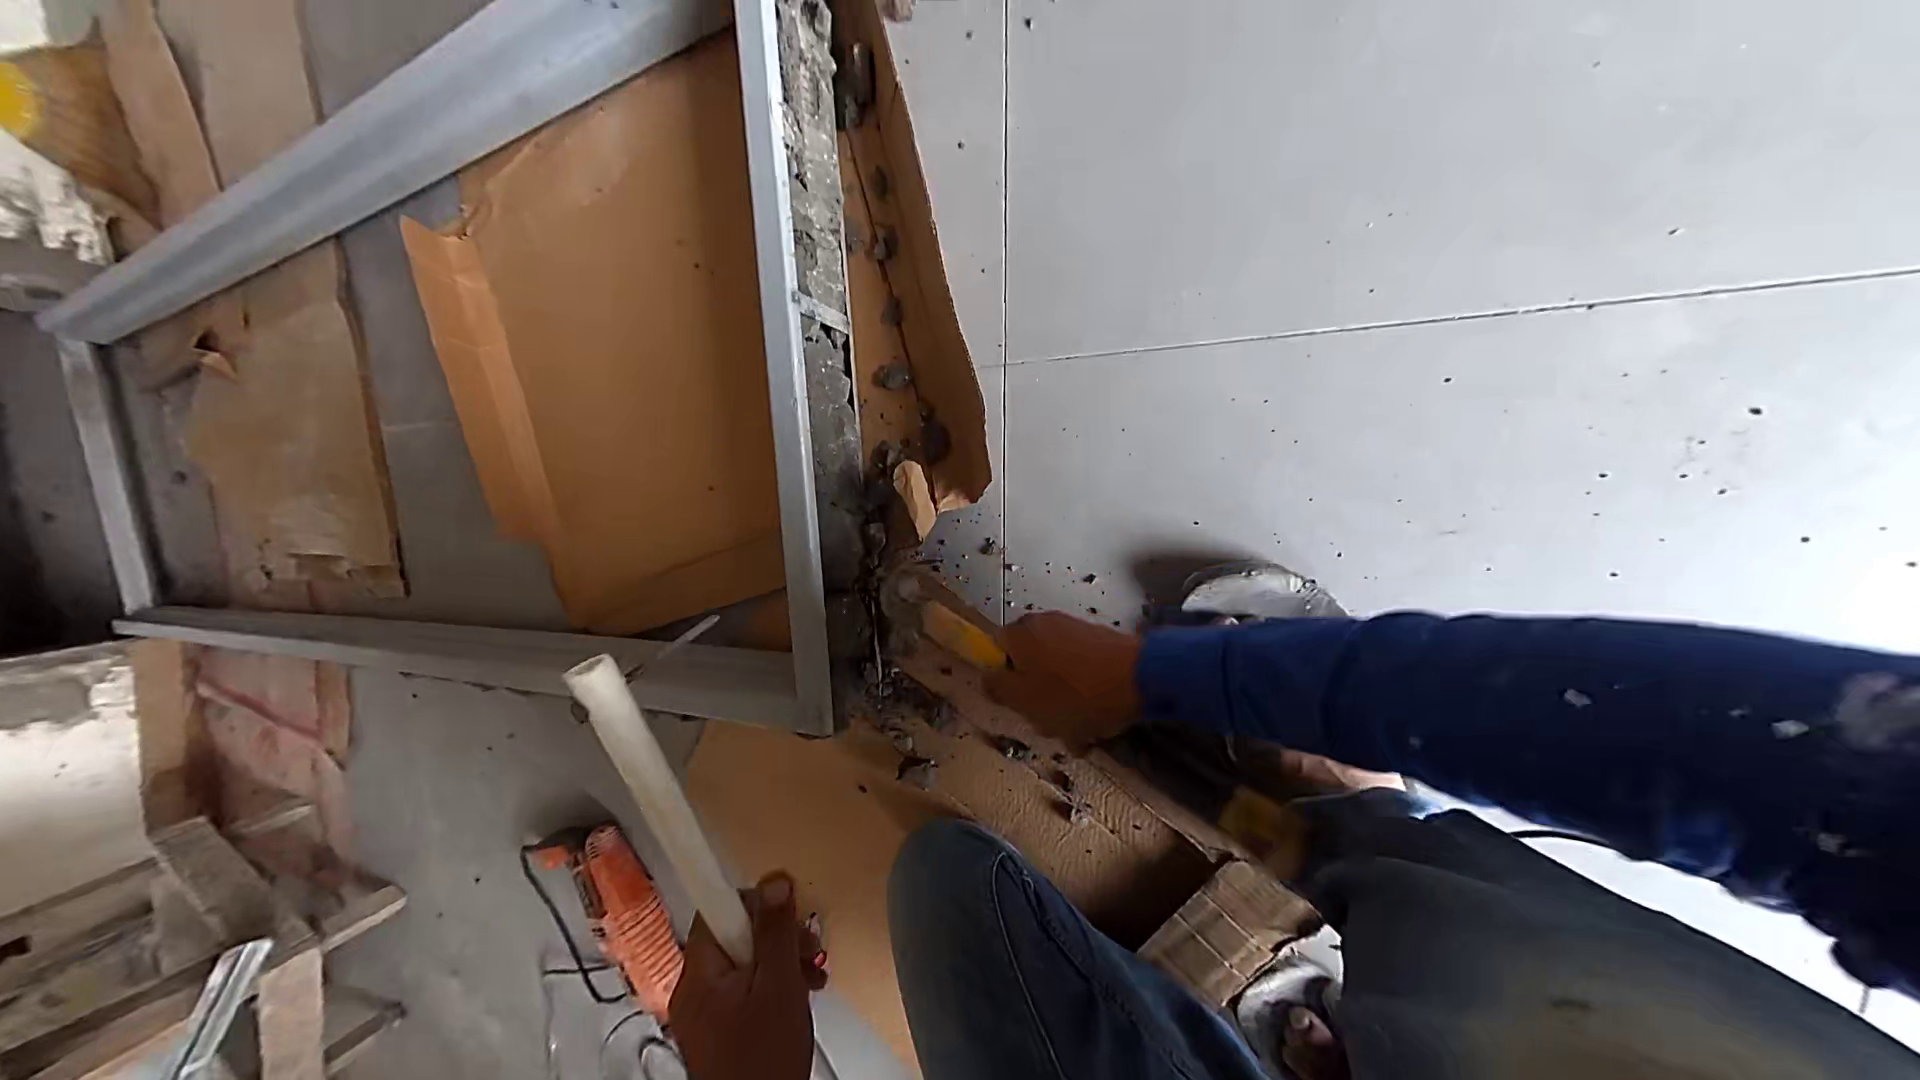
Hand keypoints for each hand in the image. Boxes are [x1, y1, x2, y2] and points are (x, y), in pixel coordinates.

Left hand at [670, 874, 825, 1079]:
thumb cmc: (764, 1059)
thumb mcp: (780, 985)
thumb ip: (776, 931)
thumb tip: (774, 882)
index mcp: (700, 973)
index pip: (714, 908)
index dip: (749, 900)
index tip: (778, 903)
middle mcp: (695, 988)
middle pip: (734, 934)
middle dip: (775, 934)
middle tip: (806, 945)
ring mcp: (705, 1010)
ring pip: (744, 960)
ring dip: (781, 958)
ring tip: (810, 972)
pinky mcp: (719, 1028)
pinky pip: (745, 986)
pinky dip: (773, 982)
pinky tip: (800, 991)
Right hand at [986, 612, 1142, 749]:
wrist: (1141, 678)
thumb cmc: (1075, 693)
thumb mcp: (1024, 700)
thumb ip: (996, 687)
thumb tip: (986, 677)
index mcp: (1020, 632)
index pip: (995, 650)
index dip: (1002, 679)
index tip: (1016, 703)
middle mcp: (1044, 623)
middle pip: (1027, 664)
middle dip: (1036, 698)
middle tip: (1049, 724)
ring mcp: (1075, 630)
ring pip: (1056, 673)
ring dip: (1063, 703)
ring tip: (1079, 731)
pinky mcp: (1101, 642)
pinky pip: (1082, 671)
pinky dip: (1085, 694)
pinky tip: (1097, 720)